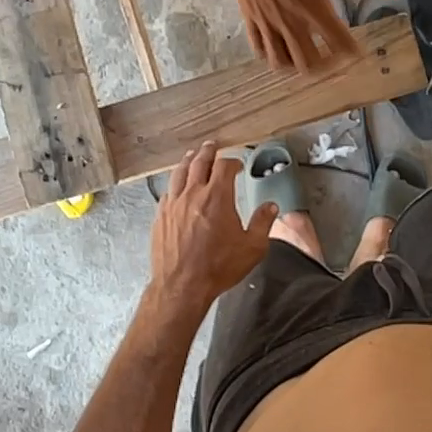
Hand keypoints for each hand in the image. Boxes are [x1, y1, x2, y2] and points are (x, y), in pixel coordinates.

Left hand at [148, 142, 279, 309]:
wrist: (182, 285)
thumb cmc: (217, 267)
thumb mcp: (252, 247)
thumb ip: (263, 223)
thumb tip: (271, 207)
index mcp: (217, 197)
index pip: (224, 166)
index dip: (232, 162)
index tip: (237, 165)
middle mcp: (193, 194)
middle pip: (199, 162)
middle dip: (208, 151)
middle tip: (212, 145)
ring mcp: (173, 204)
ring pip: (179, 172)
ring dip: (188, 161)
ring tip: (192, 156)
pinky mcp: (161, 216)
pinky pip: (168, 191)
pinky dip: (175, 182)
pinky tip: (177, 185)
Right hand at [219, 0, 360, 69]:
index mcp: (315, 6)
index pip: (338, 41)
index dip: (350, 51)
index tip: (356, 52)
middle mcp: (292, 21)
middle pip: (310, 62)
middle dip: (324, 65)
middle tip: (331, 58)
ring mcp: (268, 23)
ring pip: (282, 61)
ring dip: (296, 64)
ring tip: (304, 58)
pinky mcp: (249, 18)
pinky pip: (259, 47)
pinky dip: (270, 54)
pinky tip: (277, 50)